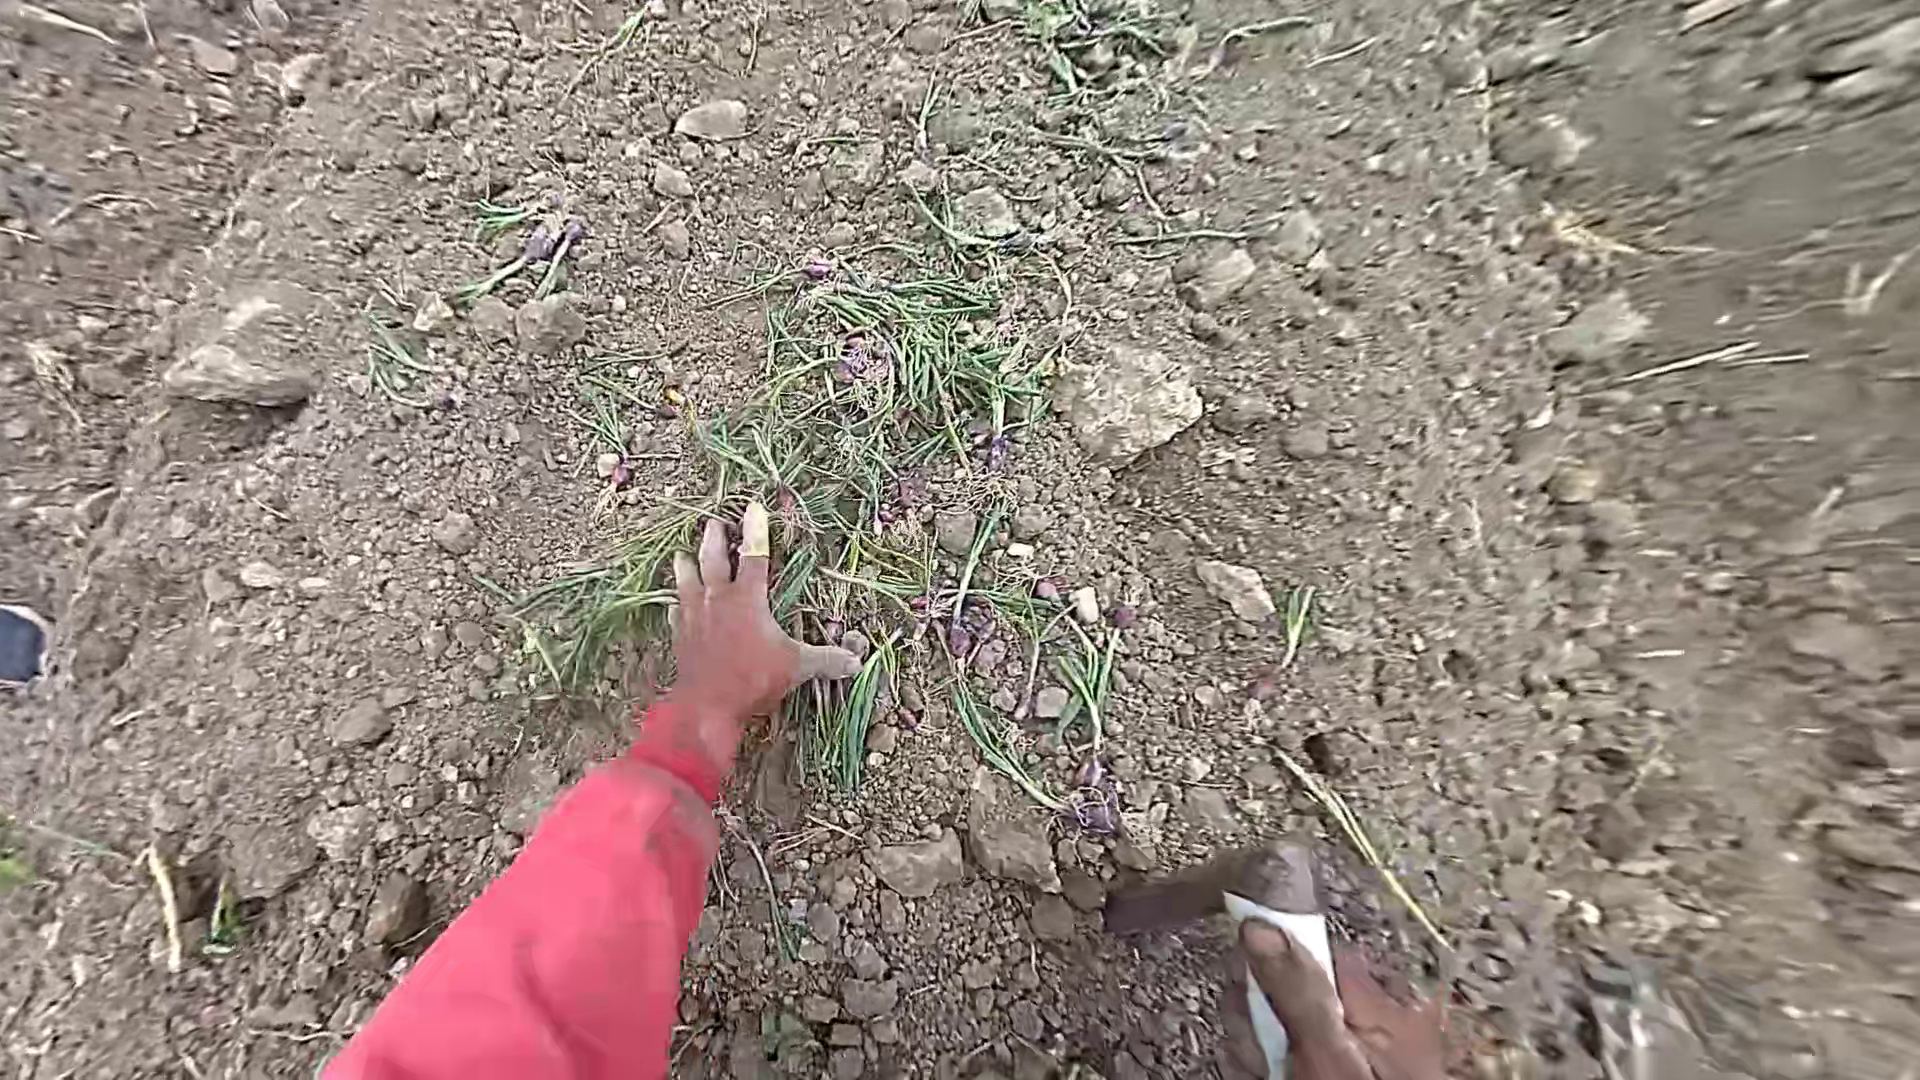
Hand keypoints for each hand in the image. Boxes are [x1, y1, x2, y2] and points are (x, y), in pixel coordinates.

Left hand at [670, 501, 860, 721]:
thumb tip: (856, 662)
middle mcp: (718, 599)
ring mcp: (694, 615)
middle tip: (715, 522)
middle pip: (714, 559)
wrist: (706, 707)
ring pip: (686, 580)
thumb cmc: (754, 678)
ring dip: (686, 564)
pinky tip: (676, 602)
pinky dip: (677, 602)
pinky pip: (676, 611)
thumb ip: (826, 660)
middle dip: (715, 538)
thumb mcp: (796, 666)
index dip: (757, 530)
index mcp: (748, 599)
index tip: (754, 506)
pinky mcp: (680, 635)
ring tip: (682, 553)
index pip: (755, 556)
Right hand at [1220, 922, 1447, 1079]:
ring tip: (1265, 1076)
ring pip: (1261, 1019)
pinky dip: (1254, 1067)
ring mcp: (1328, 1053)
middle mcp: (1350, 1022)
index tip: (1250, 985)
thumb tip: (1257, 924)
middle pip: (1274, 980)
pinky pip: (1262, 1052)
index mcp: (1369, 1004)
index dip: (1268, 954)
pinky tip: (1261, 1079)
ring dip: (1249, 1046)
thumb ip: (1296, 991)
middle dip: (1253, 1012)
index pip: (1303, 943)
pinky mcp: (1304, 1072)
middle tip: (1265, 1053)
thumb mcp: (1333, 1062)